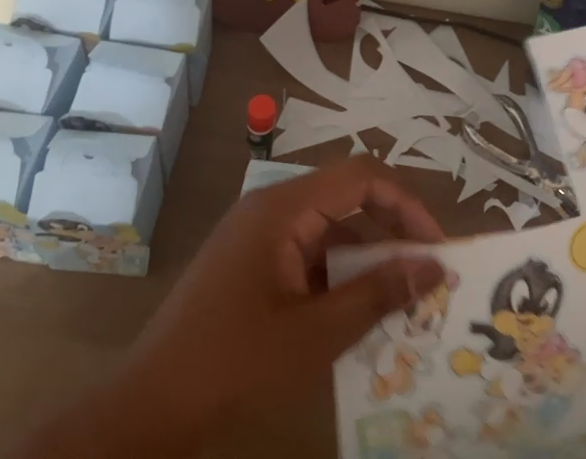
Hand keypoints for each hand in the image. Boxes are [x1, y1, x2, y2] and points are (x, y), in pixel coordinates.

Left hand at [16, 157, 445, 457]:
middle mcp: (268, 209)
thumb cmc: (235, 363)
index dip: (407, 205)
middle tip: (425, 276)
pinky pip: (306, 255)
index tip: (437, 248)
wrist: (149, 407)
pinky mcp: (248, 264)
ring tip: (398, 303)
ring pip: (328, 231)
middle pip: (346, 199)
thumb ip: (379, 293)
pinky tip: (354, 315)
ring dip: (365, 260)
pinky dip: (336, 278)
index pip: (361, 177)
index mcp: (282, 209)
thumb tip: (434, 266)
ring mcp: (255, 236)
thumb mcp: (318, 333)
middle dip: (391, 234)